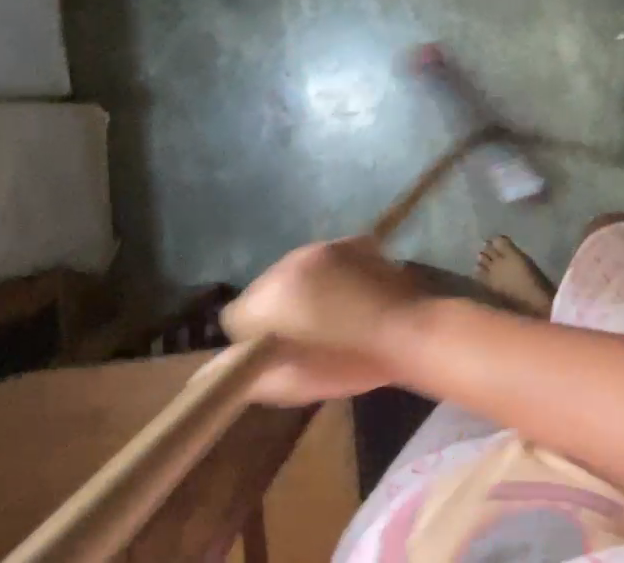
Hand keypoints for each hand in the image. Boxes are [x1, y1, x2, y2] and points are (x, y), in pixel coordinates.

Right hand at [220, 237, 427, 403]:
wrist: (412, 332)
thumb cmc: (352, 362)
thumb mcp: (293, 382)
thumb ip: (247, 375)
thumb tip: (211, 375)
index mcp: (272, 295)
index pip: (237, 316)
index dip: (255, 339)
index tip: (279, 352)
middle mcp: (292, 260)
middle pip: (266, 288)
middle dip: (279, 310)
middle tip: (309, 336)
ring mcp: (327, 245)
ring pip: (296, 270)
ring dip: (305, 289)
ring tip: (334, 315)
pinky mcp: (356, 240)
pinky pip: (329, 258)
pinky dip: (333, 273)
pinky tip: (353, 294)